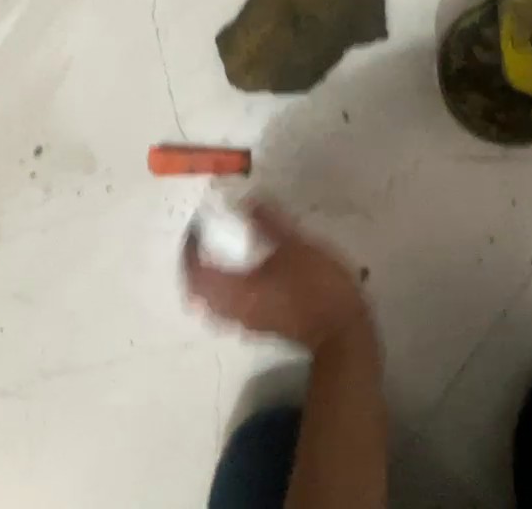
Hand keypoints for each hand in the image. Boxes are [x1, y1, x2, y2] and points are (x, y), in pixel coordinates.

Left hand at [184, 200, 371, 353]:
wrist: (340, 331)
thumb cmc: (317, 287)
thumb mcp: (295, 245)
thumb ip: (268, 222)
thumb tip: (246, 202)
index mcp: (234, 290)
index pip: (196, 270)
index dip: (191, 246)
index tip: (198, 223)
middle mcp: (231, 310)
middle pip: (197, 290)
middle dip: (193, 264)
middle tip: (201, 239)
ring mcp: (244, 322)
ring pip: (210, 301)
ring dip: (206, 277)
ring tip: (216, 253)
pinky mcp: (257, 326)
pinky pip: (225, 306)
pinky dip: (221, 287)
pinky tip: (238, 272)